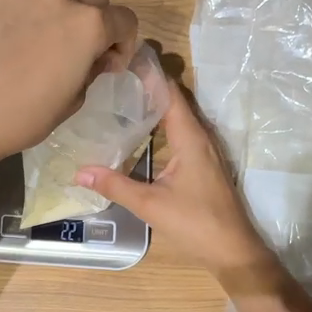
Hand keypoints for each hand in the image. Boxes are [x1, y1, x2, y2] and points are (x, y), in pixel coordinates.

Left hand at [0, 0, 137, 175]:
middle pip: (91, 1)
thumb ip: (92, 68)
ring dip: (57, 21)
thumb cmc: (24, 117)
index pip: (125, 19)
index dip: (123, 44)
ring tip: (37, 52)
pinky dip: (24, 20)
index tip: (108, 65)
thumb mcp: (74, 100)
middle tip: (77, 56)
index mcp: (88, 24)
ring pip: (53, 0)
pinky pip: (20, 4)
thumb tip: (93, 57)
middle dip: (93, 26)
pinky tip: (8, 48)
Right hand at [77, 83, 275, 274]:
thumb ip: (115, 185)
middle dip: (147, 88)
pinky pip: (180, 133)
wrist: (233, 251)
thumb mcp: (150, 205)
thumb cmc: (196, 223)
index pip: (170, 94)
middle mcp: (201, 137)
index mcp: (191, 138)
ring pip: (177, 118)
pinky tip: (140, 133)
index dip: (149, 76)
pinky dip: (160, 125)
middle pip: (173, 102)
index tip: (123, 60)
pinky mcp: (203, 165)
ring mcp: (205, 151)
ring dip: (154, 107)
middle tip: (114, 78)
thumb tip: (78, 172)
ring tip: (121, 98)